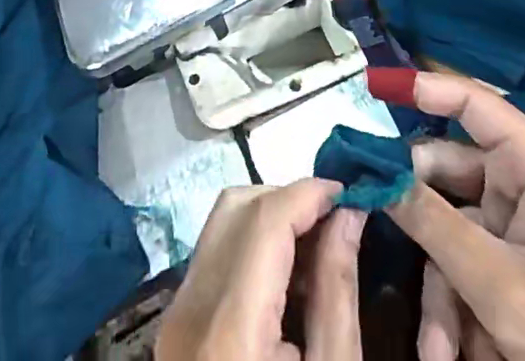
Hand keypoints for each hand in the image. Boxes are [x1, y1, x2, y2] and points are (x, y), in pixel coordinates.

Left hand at [157, 179, 367, 360]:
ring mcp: (174, 316)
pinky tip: (289, 274)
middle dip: (290, 200)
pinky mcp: (174, 324)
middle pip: (235, 209)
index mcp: (229, 332)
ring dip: (271, 218)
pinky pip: (214, 256)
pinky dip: (253, 245)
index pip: (264, 220)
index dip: (309, 193)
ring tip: (319, 246)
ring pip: (221, 224)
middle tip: (338, 220)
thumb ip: (337, 290)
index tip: (350, 190)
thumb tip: (347, 215)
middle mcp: (188, 311)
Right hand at [369, 69, 524, 360]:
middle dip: (416, 218)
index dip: (424, 88)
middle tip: (368, 219)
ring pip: (447, 228)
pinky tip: (449, 351)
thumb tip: (376, 175)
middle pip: (446, 172)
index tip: (372, 86)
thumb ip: (431, 222)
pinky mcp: (511, 267)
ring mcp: (517, 229)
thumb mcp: (498, 283)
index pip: (474, 104)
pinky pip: (461, 266)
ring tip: (439, 348)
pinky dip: (452, 308)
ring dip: (437, 287)